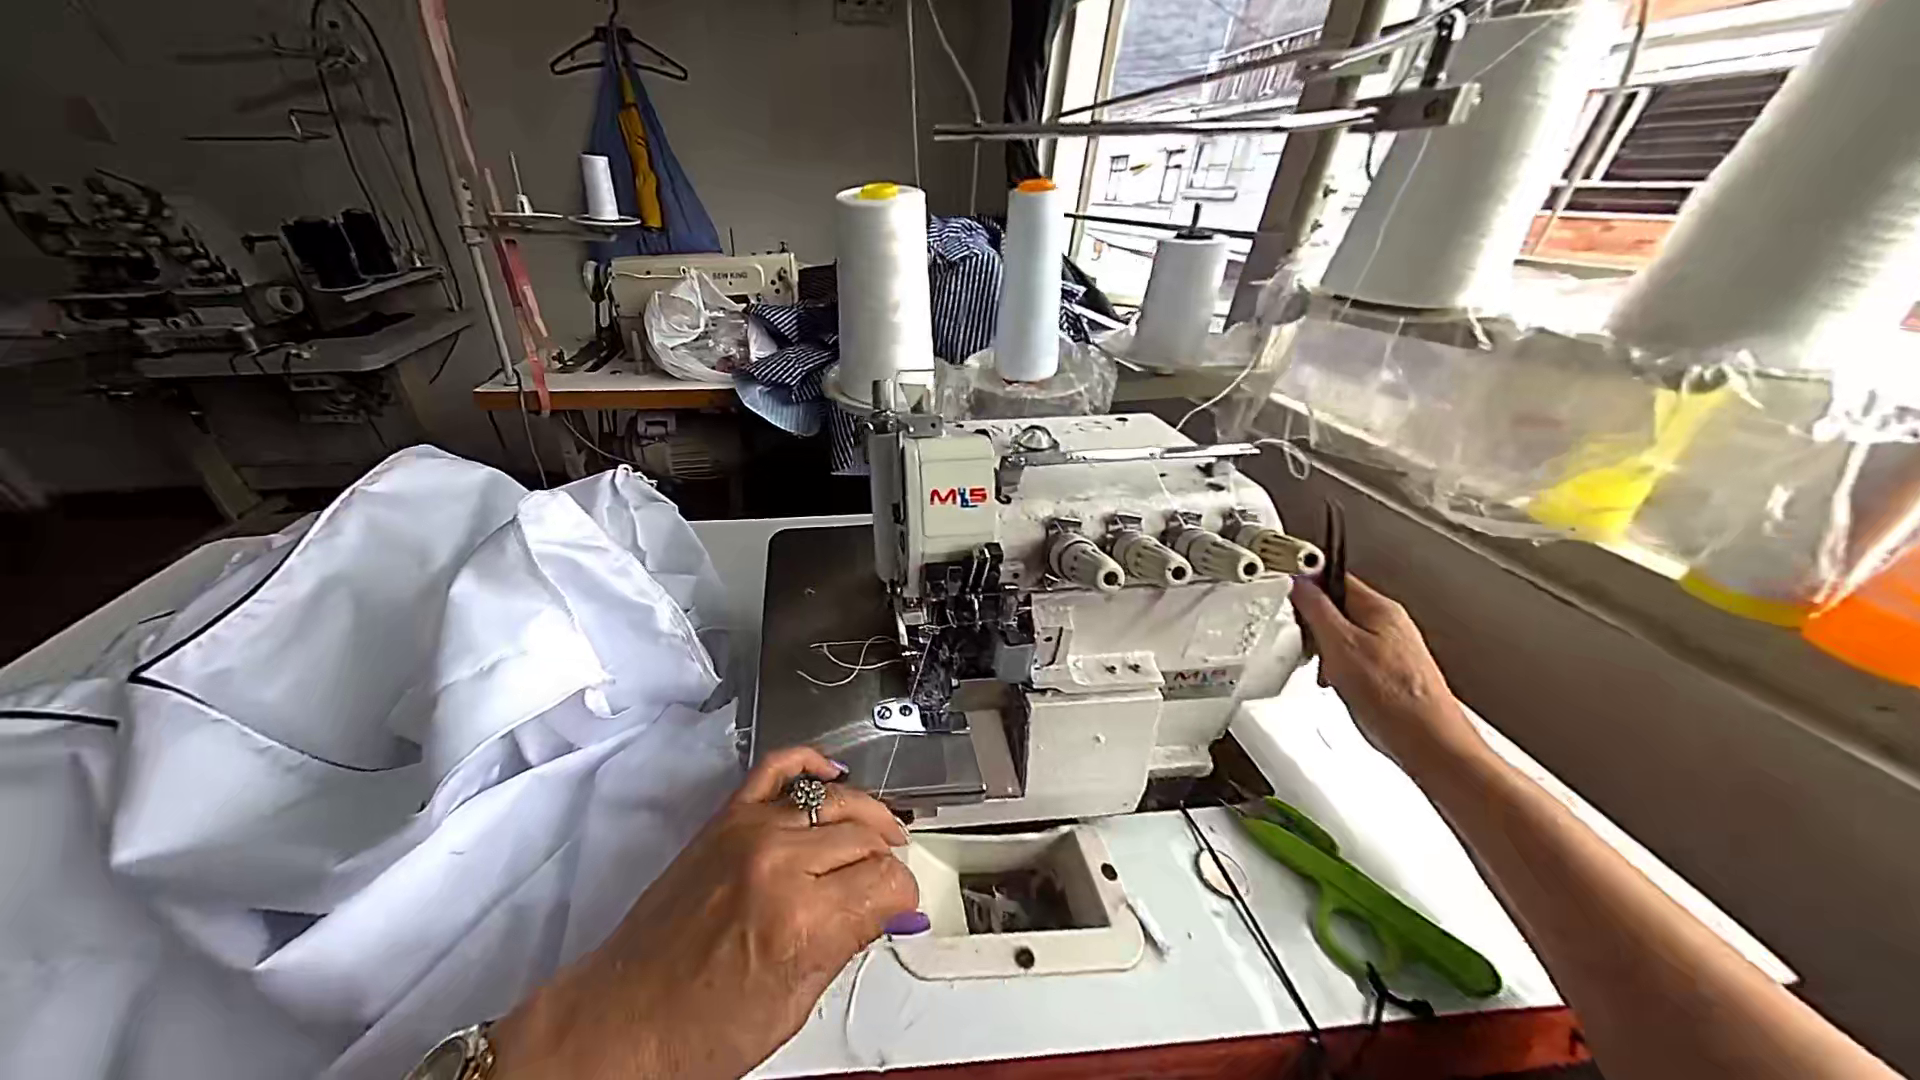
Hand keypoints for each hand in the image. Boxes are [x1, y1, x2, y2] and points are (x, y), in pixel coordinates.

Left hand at [491, 747, 918, 1079]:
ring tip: (879, 833)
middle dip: (887, 860)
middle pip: (867, 836)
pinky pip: (777, 767)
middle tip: (888, 879)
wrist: (619, 1022)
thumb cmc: (692, 1032)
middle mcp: (777, 863)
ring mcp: (749, 831)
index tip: (902, 904)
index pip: (887, 881)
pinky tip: (831, 774)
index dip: (904, 895)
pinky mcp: (725, 819)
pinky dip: (809, 762)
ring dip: (867, 815)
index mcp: (801, 919)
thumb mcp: (793, 1004)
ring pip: (836, 799)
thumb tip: (886, 906)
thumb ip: (849, 939)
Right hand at [1291, 574, 1484, 771]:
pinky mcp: (1386, 672)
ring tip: (1325, 667)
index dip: (1306, 583)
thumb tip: (1300, 584)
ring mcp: (1389, 648)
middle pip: (1336, 607)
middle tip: (1306, 638)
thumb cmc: (1395, 698)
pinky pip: (1349, 657)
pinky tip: (1337, 682)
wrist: (1428, 743)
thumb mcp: (1340, 644)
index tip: (1288, 593)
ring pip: (1340, 634)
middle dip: (1313, 623)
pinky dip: (1336, 667)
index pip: (1334, 578)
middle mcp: (1389, 625)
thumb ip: (1316, 609)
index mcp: (1380, 609)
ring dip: (1323, 649)